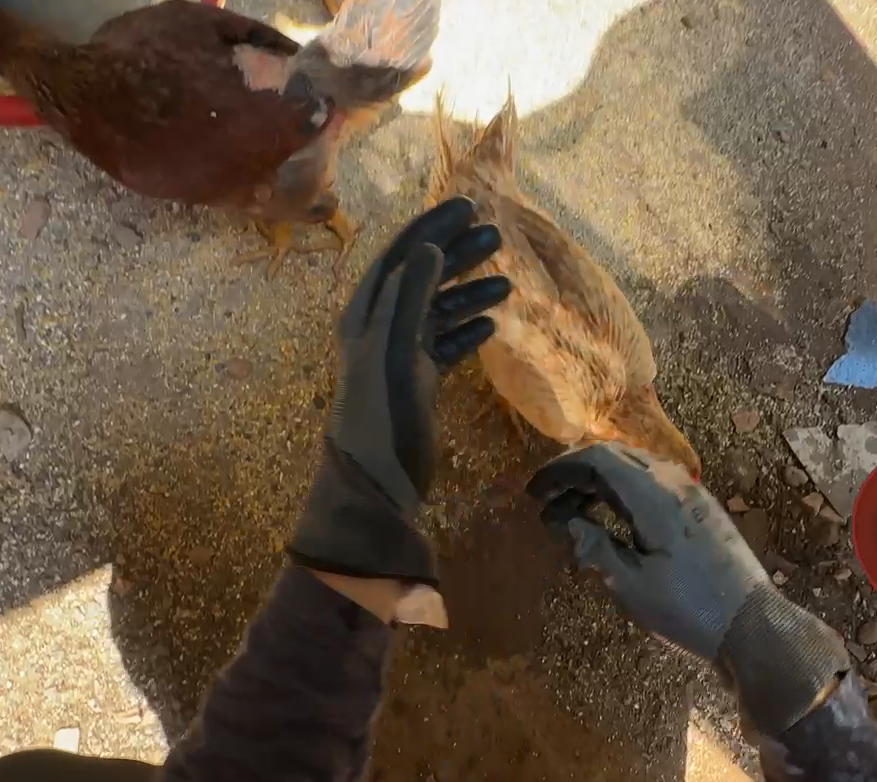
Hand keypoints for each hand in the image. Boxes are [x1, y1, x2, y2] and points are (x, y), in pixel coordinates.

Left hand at [289, 198, 509, 584]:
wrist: (377, 480)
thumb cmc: (382, 415)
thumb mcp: (394, 352)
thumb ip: (409, 297)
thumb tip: (430, 245)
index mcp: (367, 312)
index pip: (401, 255)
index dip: (434, 228)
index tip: (470, 206)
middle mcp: (382, 326)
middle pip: (423, 276)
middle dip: (459, 254)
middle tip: (498, 236)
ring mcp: (401, 354)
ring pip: (439, 311)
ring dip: (470, 293)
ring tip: (509, 283)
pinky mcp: (418, 381)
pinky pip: (446, 345)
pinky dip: (467, 332)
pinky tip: (492, 326)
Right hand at [529, 443, 848, 738]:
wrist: (750, 625)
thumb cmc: (687, 609)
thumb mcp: (631, 584)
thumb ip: (593, 545)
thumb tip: (559, 520)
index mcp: (655, 497)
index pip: (598, 460)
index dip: (560, 470)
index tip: (534, 493)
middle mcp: (675, 483)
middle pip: (616, 456)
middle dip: (576, 472)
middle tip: (548, 500)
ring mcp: (691, 493)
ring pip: (635, 468)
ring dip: (599, 481)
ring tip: (573, 512)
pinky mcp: (700, 508)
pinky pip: (652, 482)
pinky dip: (622, 491)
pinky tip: (611, 517)